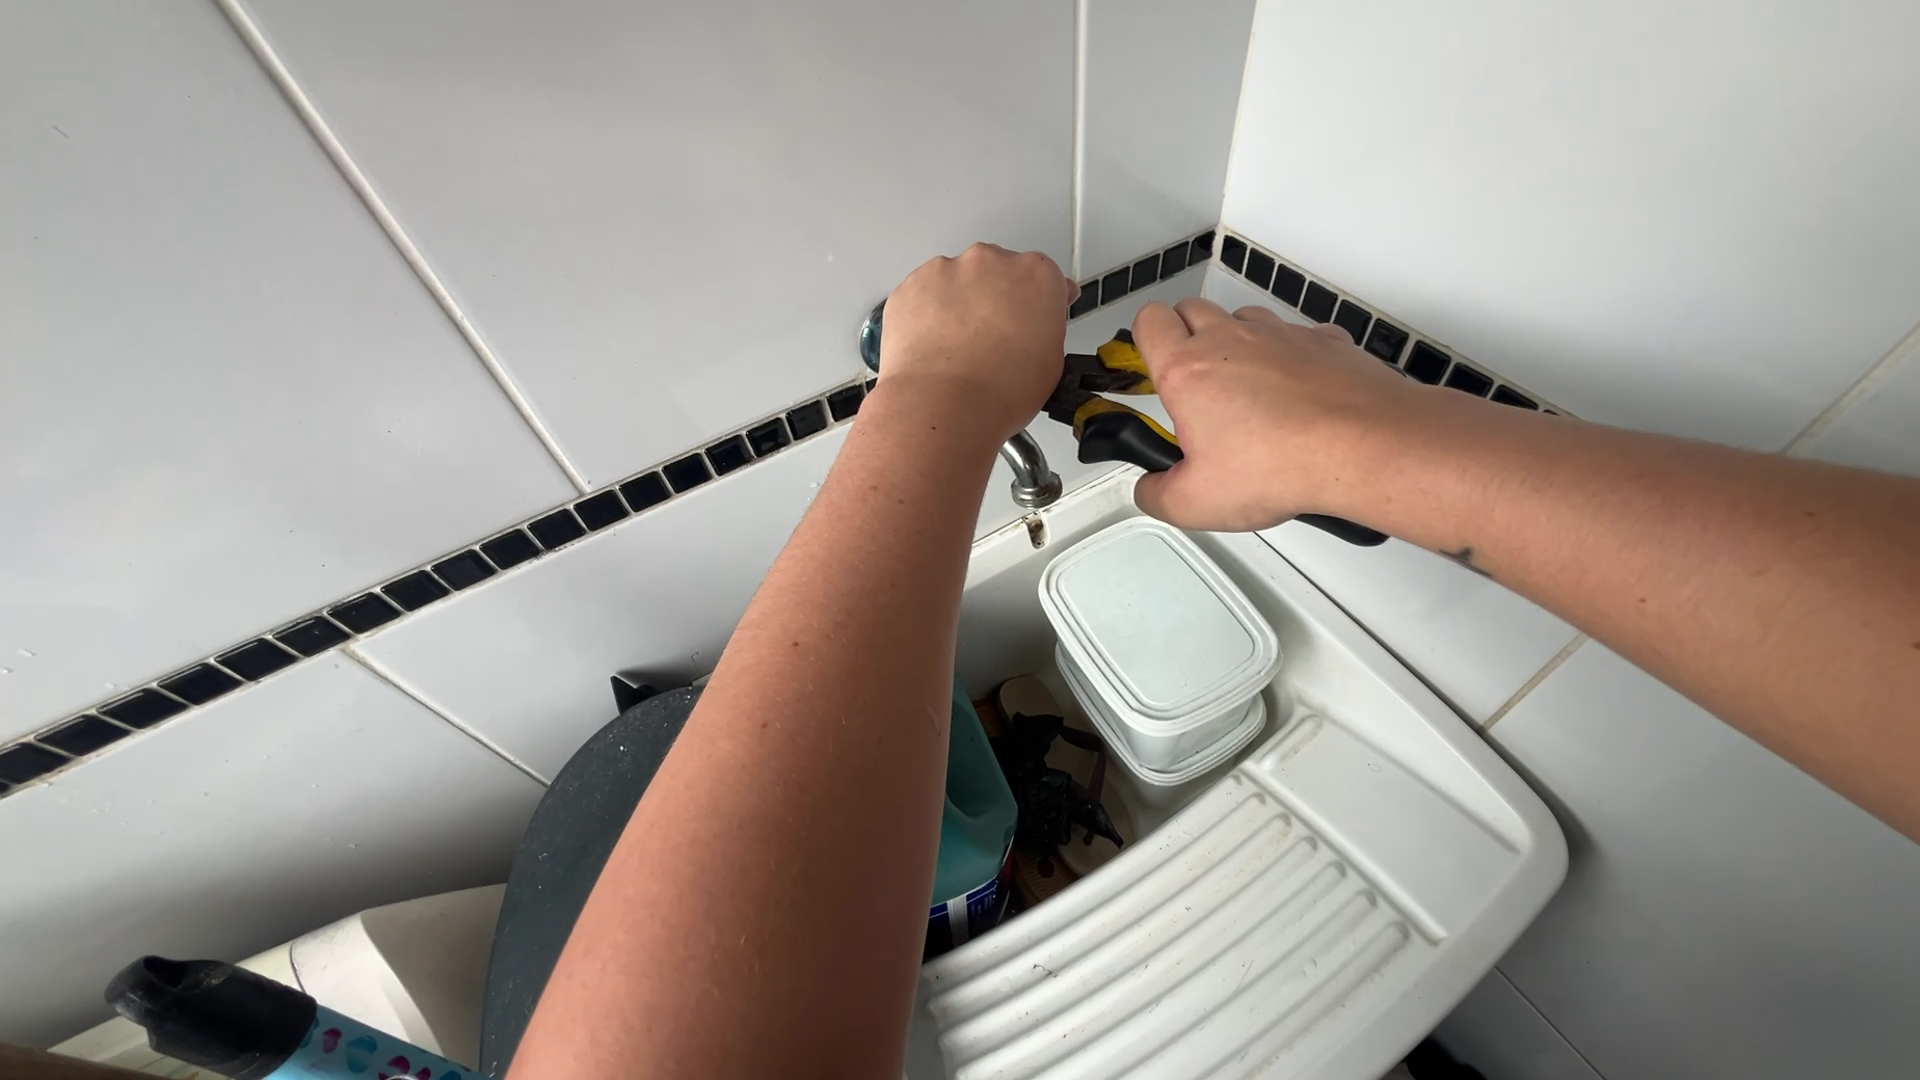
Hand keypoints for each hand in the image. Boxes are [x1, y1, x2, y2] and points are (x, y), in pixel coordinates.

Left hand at [878, 243, 1076, 444]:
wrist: (944, 406)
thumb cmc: (998, 391)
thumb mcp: (1051, 365)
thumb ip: (1045, 330)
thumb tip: (1034, 332)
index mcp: (1036, 275)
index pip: (1043, 279)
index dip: (1036, 305)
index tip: (1030, 321)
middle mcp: (991, 262)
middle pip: (997, 272)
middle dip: (995, 301)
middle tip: (992, 343)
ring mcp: (946, 270)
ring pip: (955, 282)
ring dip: (958, 307)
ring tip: (958, 351)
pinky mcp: (911, 287)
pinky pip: (921, 296)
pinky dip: (926, 317)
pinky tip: (933, 348)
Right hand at [1130, 298, 1425, 530]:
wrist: (1366, 448)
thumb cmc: (1282, 465)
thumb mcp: (1194, 503)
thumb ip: (1155, 494)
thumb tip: (1151, 489)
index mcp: (1188, 371)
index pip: (1149, 321)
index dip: (1143, 340)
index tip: (1148, 367)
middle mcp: (1231, 340)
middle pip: (1191, 309)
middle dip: (1183, 337)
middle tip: (1190, 384)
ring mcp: (1280, 335)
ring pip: (1242, 318)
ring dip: (1233, 344)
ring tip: (1242, 392)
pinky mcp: (1322, 341)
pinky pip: (1293, 336)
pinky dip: (1285, 356)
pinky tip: (1292, 394)